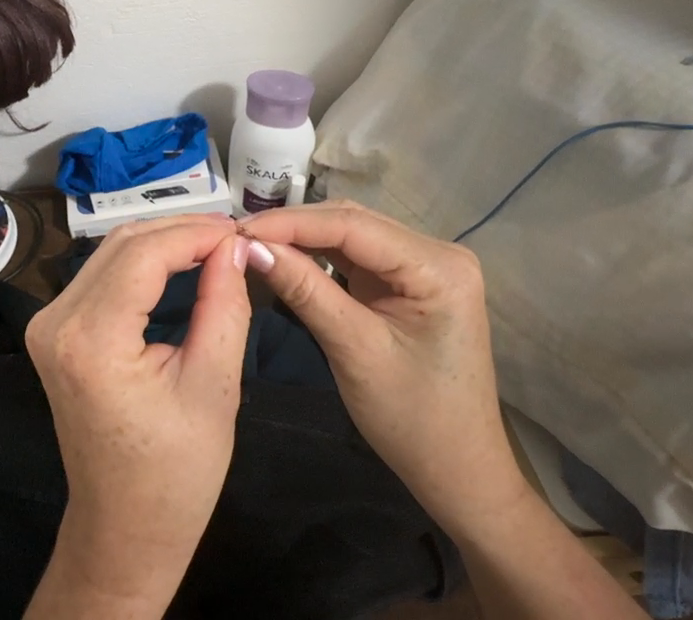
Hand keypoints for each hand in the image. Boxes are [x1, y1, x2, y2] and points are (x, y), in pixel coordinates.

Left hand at [23, 215, 251, 618]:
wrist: (122, 528)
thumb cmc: (176, 475)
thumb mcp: (214, 387)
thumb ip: (223, 306)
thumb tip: (235, 246)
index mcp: (90, 339)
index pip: (143, 254)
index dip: (194, 234)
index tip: (241, 232)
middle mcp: (55, 322)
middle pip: (121, 246)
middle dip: (179, 231)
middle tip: (232, 234)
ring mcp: (46, 325)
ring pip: (108, 255)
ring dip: (160, 242)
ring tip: (214, 244)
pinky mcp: (52, 332)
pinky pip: (99, 277)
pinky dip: (140, 264)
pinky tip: (178, 263)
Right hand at [239, 200, 529, 533]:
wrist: (456, 470)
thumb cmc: (413, 418)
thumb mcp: (353, 350)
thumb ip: (304, 290)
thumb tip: (248, 247)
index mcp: (439, 267)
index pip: (352, 226)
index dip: (290, 223)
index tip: (236, 231)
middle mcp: (437, 253)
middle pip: (352, 222)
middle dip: (293, 226)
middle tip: (236, 237)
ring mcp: (422, 266)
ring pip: (349, 235)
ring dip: (300, 237)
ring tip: (251, 244)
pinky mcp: (406, 282)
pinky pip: (353, 256)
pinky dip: (315, 255)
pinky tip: (282, 257)